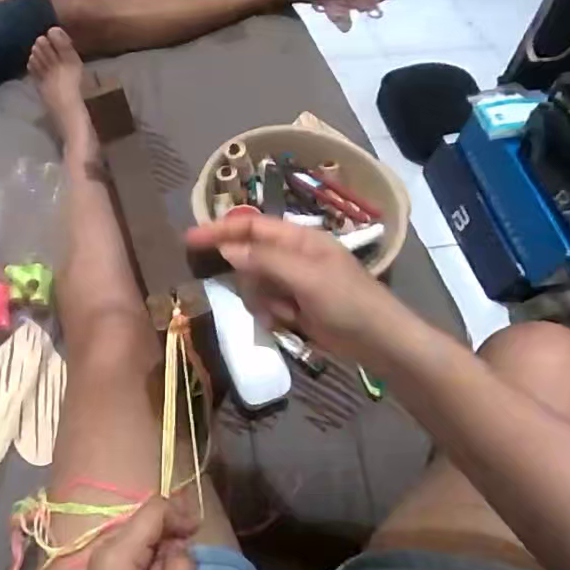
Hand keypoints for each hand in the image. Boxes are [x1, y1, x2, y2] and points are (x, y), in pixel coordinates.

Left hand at [63, 497, 197, 569]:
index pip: (154, 508)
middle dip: (172, 536)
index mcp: (118, 552)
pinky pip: (134, 556)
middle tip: (189, 568)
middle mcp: (105, 549)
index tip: (200, 534)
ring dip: (163, 554)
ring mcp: (101, 565)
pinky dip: (151, 565)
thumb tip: (182, 547)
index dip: (181, 514)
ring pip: (142, 539)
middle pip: (147, 521)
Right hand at [185, 215, 408, 362]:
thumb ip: (265, 260)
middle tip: (270, 298)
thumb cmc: (348, 303)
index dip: (220, 230)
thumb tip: (227, 247)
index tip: (190, 239)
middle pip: (250, 259)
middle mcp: (294, 256)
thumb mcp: (306, 277)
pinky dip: (273, 316)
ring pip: (256, 286)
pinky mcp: (296, 307)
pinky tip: (291, 324)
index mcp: (300, 239)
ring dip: (265, 302)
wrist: (380, 342)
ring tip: (289, 314)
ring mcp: (294, 283)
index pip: (252, 226)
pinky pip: (267, 306)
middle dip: (252, 280)